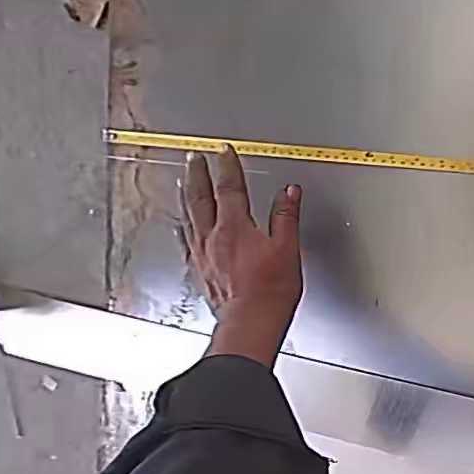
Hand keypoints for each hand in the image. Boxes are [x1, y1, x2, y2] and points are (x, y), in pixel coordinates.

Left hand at [180, 144, 302, 367]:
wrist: (251, 321)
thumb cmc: (270, 291)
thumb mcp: (287, 249)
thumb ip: (286, 217)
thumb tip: (289, 193)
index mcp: (235, 227)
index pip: (230, 188)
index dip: (228, 166)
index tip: (224, 152)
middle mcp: (213, 237)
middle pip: (200, 197)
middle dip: (198, 174)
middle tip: (194, 158)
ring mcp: (202, 254)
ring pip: (189, 216)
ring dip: (186, 195)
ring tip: (183, 182)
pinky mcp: (199, 271)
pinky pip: (187, 241)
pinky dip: (184, 227)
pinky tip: (183, 226)